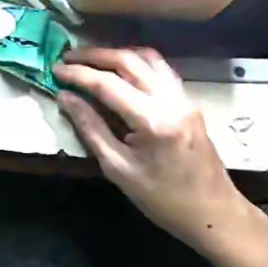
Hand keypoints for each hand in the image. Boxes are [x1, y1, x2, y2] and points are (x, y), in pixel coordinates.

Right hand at [54, 47, 265, 255]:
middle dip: (94, 56)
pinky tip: (120, 69)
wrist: (212, 212)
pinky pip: (160, 69)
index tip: (55, 69)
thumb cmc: (162, 199)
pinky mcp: (188, 101)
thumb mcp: (117, 168)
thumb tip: (65, 98)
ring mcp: (183, 97)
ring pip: (147, 58)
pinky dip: (136, 61)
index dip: (77, 74)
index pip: (107, 84)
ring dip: (116, 54)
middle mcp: (170, 100)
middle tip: (68, 57)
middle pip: (128, 61)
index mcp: (152, 120)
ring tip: (91, 59)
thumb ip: (90, 127)